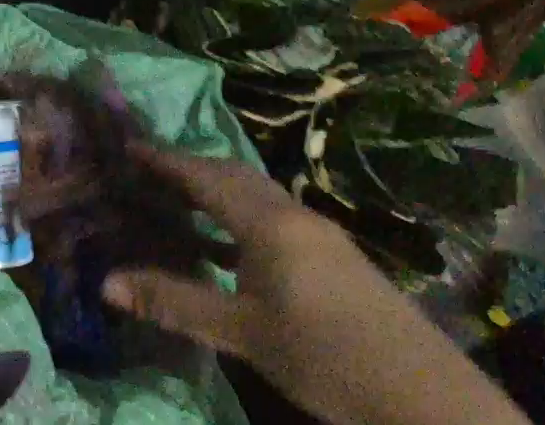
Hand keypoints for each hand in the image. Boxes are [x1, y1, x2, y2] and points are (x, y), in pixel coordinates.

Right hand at [102, 146, 527, 424]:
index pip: (204, 176)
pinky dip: (239, 218)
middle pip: (234, 176)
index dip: (164, 160)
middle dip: (189, 168)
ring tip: (176, 200)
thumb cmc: (331, 360)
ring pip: (257, 197)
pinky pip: (274, 220)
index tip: (126, 146)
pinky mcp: (339, 264)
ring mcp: (323, 240)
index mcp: (269, 224)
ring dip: (216, 192)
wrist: (439, 409)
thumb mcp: (245, 334)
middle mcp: (296, 218)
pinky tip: (225, 247)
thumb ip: (175, 302)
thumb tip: (105, 282)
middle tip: (145, 171)